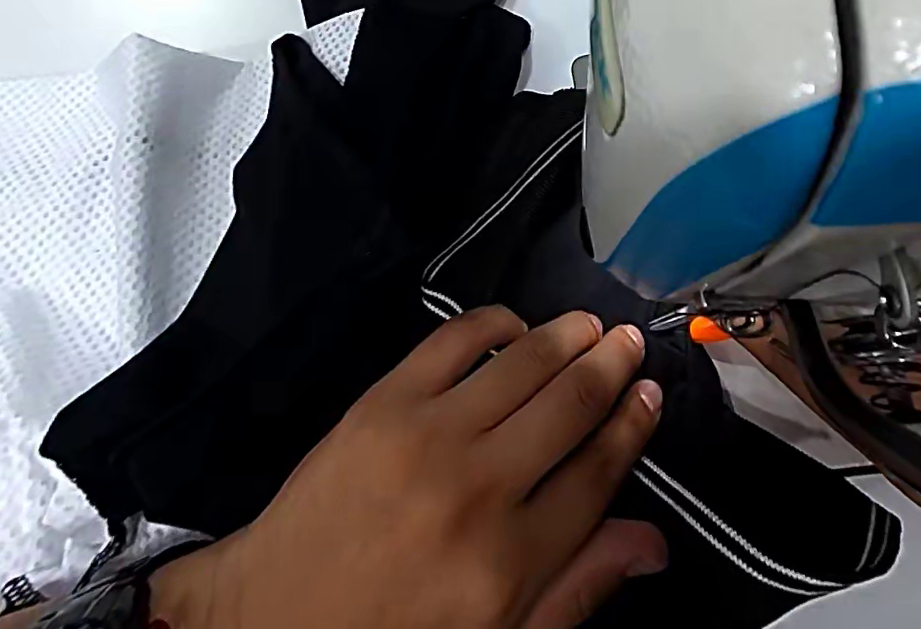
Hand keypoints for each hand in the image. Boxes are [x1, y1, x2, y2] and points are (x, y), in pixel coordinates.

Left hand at [151, 307, 665, 628]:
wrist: (265, 624)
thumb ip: (577, 590)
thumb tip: (655, 543)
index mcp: (509, 564)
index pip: (597, 471)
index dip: (633, 425)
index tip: (650, 394)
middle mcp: (479, 490)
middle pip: (571, 404)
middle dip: (611, 364)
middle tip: (629, 340)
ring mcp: (429, 435)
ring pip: (525, 363)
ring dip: (567, 335)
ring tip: (590, 324)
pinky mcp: (385, 401)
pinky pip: (457, 338)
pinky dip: (495, 322)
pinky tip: (515, 325)